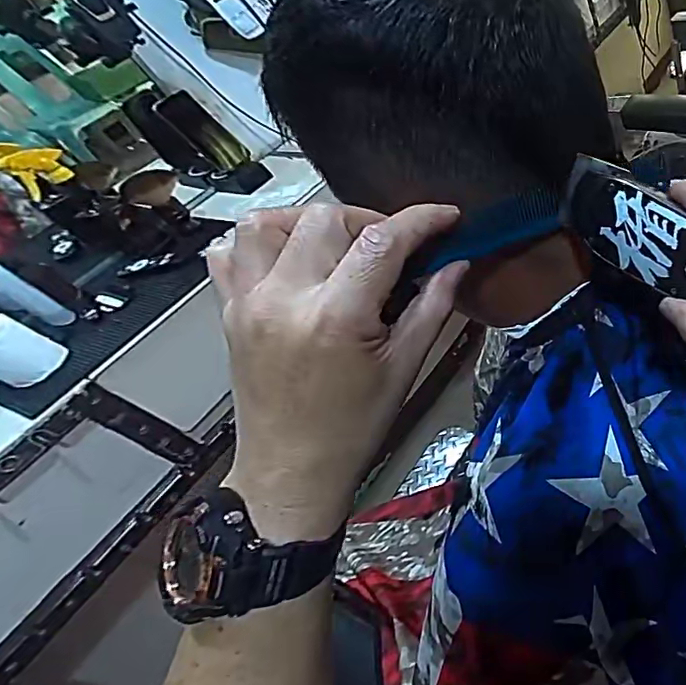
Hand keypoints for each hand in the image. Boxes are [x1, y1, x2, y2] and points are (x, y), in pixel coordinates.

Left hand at [206, 203, 466, 540]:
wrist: (292, 467)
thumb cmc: (354, 423)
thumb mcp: (407, 364)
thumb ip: (434, 305)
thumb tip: (457, 264)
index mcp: (336, 316)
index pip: (381, 240)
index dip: (421, 219)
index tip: (445, 217)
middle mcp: (284, 299)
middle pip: (326, 218)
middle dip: (371, 221)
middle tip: (397, 246)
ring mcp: (248, 302)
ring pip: (267, 222)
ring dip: (312, 221)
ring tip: (342, 245)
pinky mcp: (229, 311)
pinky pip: (229, 251)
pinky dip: (262, 241)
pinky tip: (294, 258)